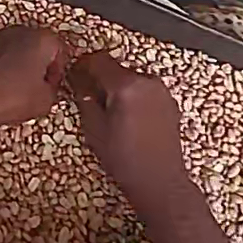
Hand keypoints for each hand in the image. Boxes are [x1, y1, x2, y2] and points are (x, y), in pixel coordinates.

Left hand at [0, 26, 68, 131]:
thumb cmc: (10, 96)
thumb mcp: (45, 101)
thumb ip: (53, 90)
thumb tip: (48, 90)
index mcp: (42, 39)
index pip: (60, 51)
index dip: (58, 72)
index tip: (53, 86)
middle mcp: (19, 32)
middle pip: (37, 46)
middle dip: (39, 65)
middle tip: (38, 88)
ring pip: (15, 50)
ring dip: (18, 65)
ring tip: (16, 90)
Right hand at [67, 51, 192, 209]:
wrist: (160, 181)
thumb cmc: (124, 158)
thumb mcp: (94, 129)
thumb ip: (85, 99)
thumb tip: (79, 84)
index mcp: (127, 85)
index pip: (99, 61)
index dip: (82, 65)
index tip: (73, 74)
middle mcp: (148, 81)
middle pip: (117, 69)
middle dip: (100, 78)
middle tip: (86, 96)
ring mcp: (162, 92)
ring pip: (131, 80)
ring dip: (117, 88)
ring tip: (106, 111)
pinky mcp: (169, 103)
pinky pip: (145, 91)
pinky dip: (132, 97)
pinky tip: (125, 118)